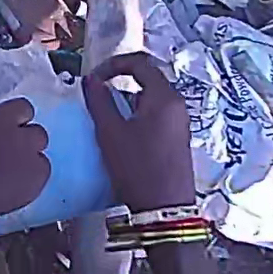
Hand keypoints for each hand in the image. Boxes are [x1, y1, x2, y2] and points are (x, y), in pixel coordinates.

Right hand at [82, 53, 194, 212]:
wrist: (165, 210)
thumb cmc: (138, 168)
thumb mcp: (111, 133)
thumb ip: (99, 101)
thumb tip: (92, 80)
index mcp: (164, 97)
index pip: (139, 63)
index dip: (113, 64)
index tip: (94, 78)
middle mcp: (177, 104)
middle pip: (147, 79)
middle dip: (120, 82)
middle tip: (98, 95)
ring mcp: (180, 121)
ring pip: (150, 97)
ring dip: (127, 100)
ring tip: (107, 116)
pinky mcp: (178, 136)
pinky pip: (156, 113)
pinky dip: (137, 113)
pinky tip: (123, 132)